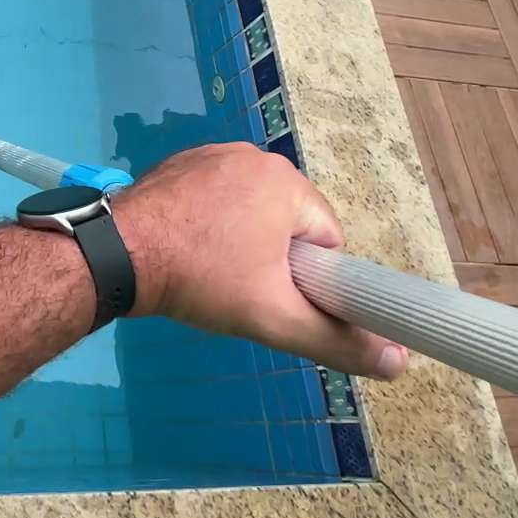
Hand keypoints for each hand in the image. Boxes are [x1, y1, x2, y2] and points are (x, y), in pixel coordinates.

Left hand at [110, 142, 407, 379]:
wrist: (117, 254)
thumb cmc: (201, 279)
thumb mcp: (275, 318)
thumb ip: (339, 340)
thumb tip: (400, 363)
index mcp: (285, 181)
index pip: (327, 240)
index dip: (308, 277)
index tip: (271, 293)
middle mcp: (251, 155)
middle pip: (289, 221)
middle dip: (274, 257)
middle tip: (238, 284)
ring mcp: (211, 153)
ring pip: (251, 209)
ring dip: (242, 239)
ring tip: (210, 266)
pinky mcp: (180, 162)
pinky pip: (217, 196)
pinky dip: (211, 220)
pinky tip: (188, 244)